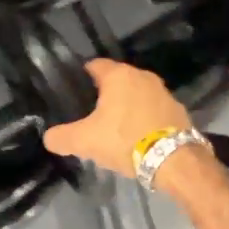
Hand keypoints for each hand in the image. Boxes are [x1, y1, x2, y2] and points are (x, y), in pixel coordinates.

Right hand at [42, 59, 191, 179]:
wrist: (176, 163)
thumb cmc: (126, 141)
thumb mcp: (84, 141)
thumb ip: (61, 137)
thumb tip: (48, 138)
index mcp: (118, 75)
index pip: (94, 65)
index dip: (81, 78)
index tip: (74, 95)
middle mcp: (143, 76)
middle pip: (116, 81)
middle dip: (105, 95)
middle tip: (91, 116)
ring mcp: (165, 93)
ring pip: (137, 95)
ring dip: (127, 107)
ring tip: (116, 130)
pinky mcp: (180, 112)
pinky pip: (155, 111)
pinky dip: (146, 120)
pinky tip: (139, 139)